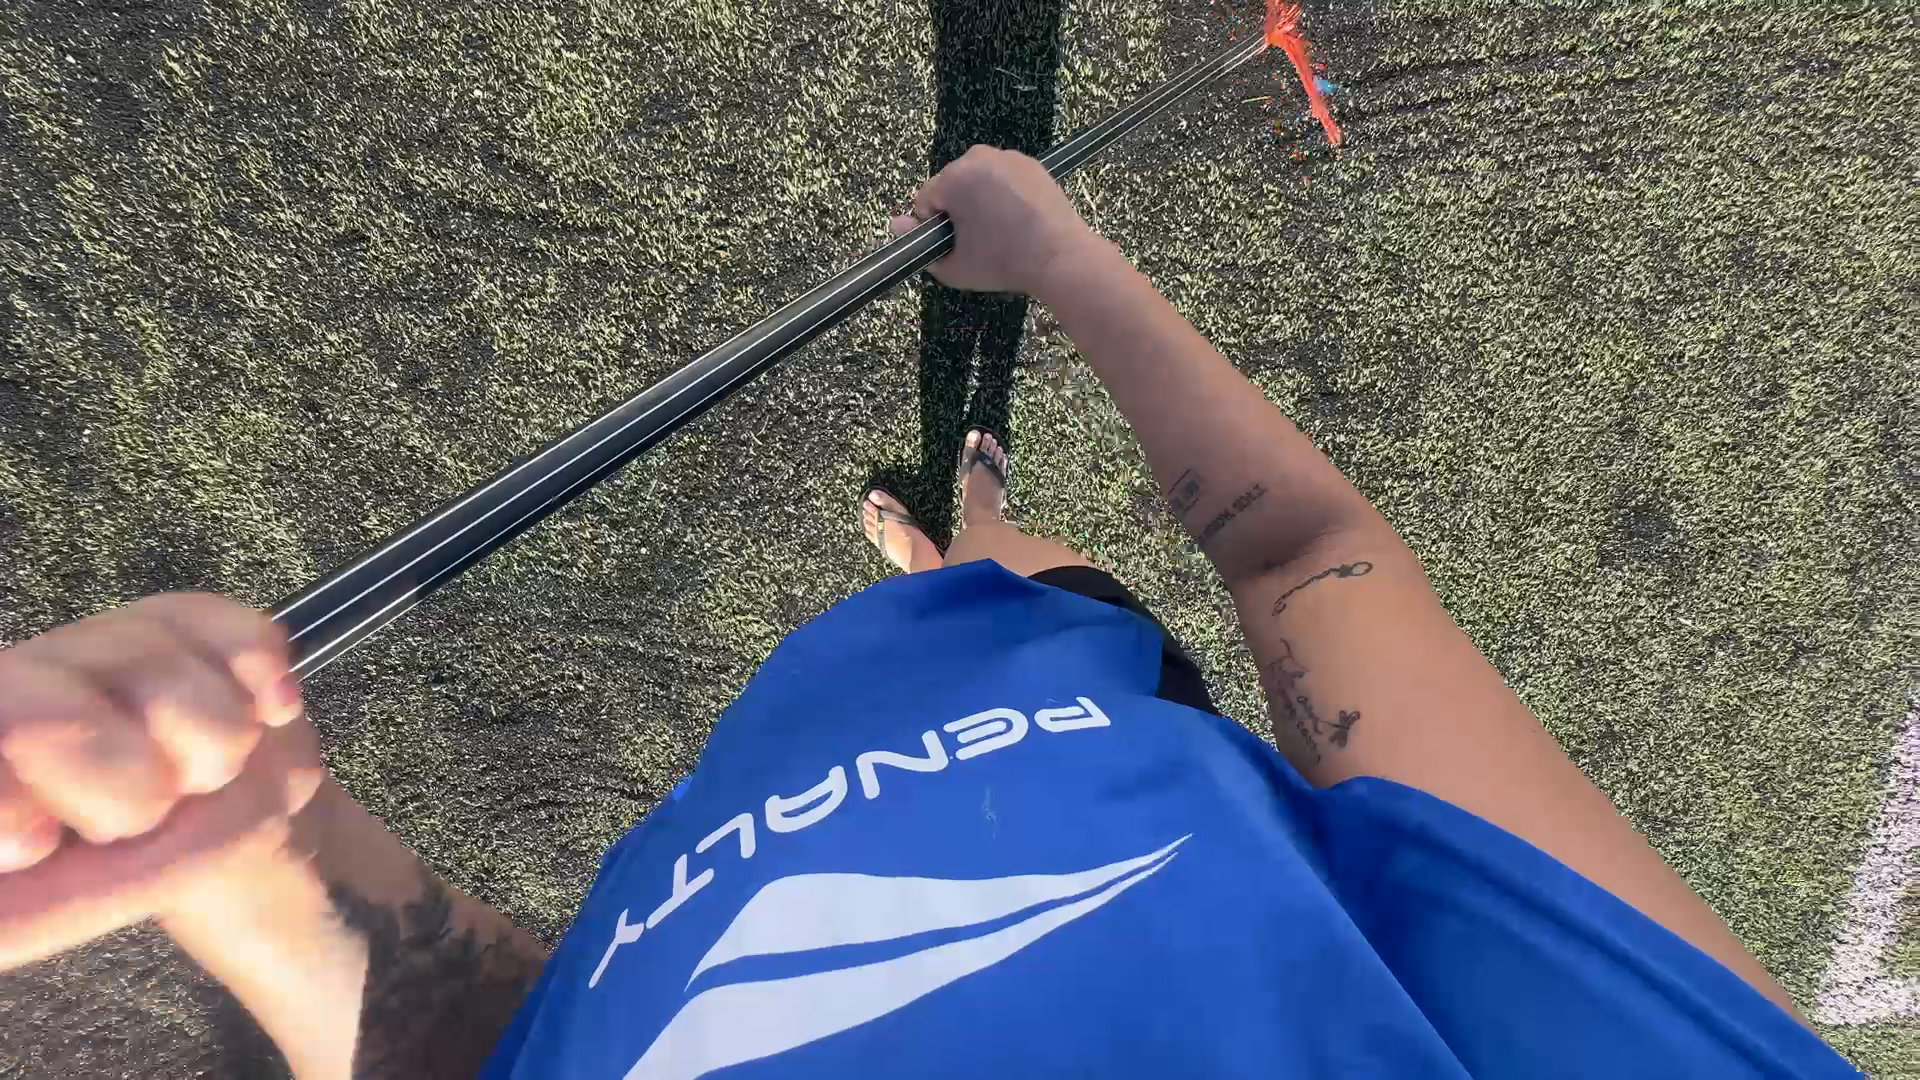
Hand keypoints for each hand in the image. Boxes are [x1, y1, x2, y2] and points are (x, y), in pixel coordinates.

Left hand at [0, 593, 321, 967]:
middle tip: (146, 810)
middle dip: (135, 790)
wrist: (243, 811)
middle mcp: (16, 676)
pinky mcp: (197, 617)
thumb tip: (18, 859)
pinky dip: (266, 685)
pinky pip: (243, 637)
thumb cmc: (136, 861)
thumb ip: (11, 912)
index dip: (10, 808)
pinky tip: (266, 710)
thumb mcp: (50, 912)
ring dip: (217, 750)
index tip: (39, 845)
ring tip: (207, 769)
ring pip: (173, 687)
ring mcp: (110, 636)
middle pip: (58, 726)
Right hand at [890, 144, 1101, 297]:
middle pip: (952, 186)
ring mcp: (1008, 157)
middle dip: (958, 211)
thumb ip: (919, 243)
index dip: (933, 228)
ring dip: (980, 203)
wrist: (1058, 256)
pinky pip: (1004, 180)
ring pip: (979, 182)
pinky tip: (1015, 222)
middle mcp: (979, 157)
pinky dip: (1004, 197)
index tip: (953, 246)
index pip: (925, 200)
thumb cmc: (1002, 263)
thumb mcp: (953, 266)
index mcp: (955, 177)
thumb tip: (895, 224)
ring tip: (998, 234)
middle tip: (978, 243)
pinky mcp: (1031, 164)